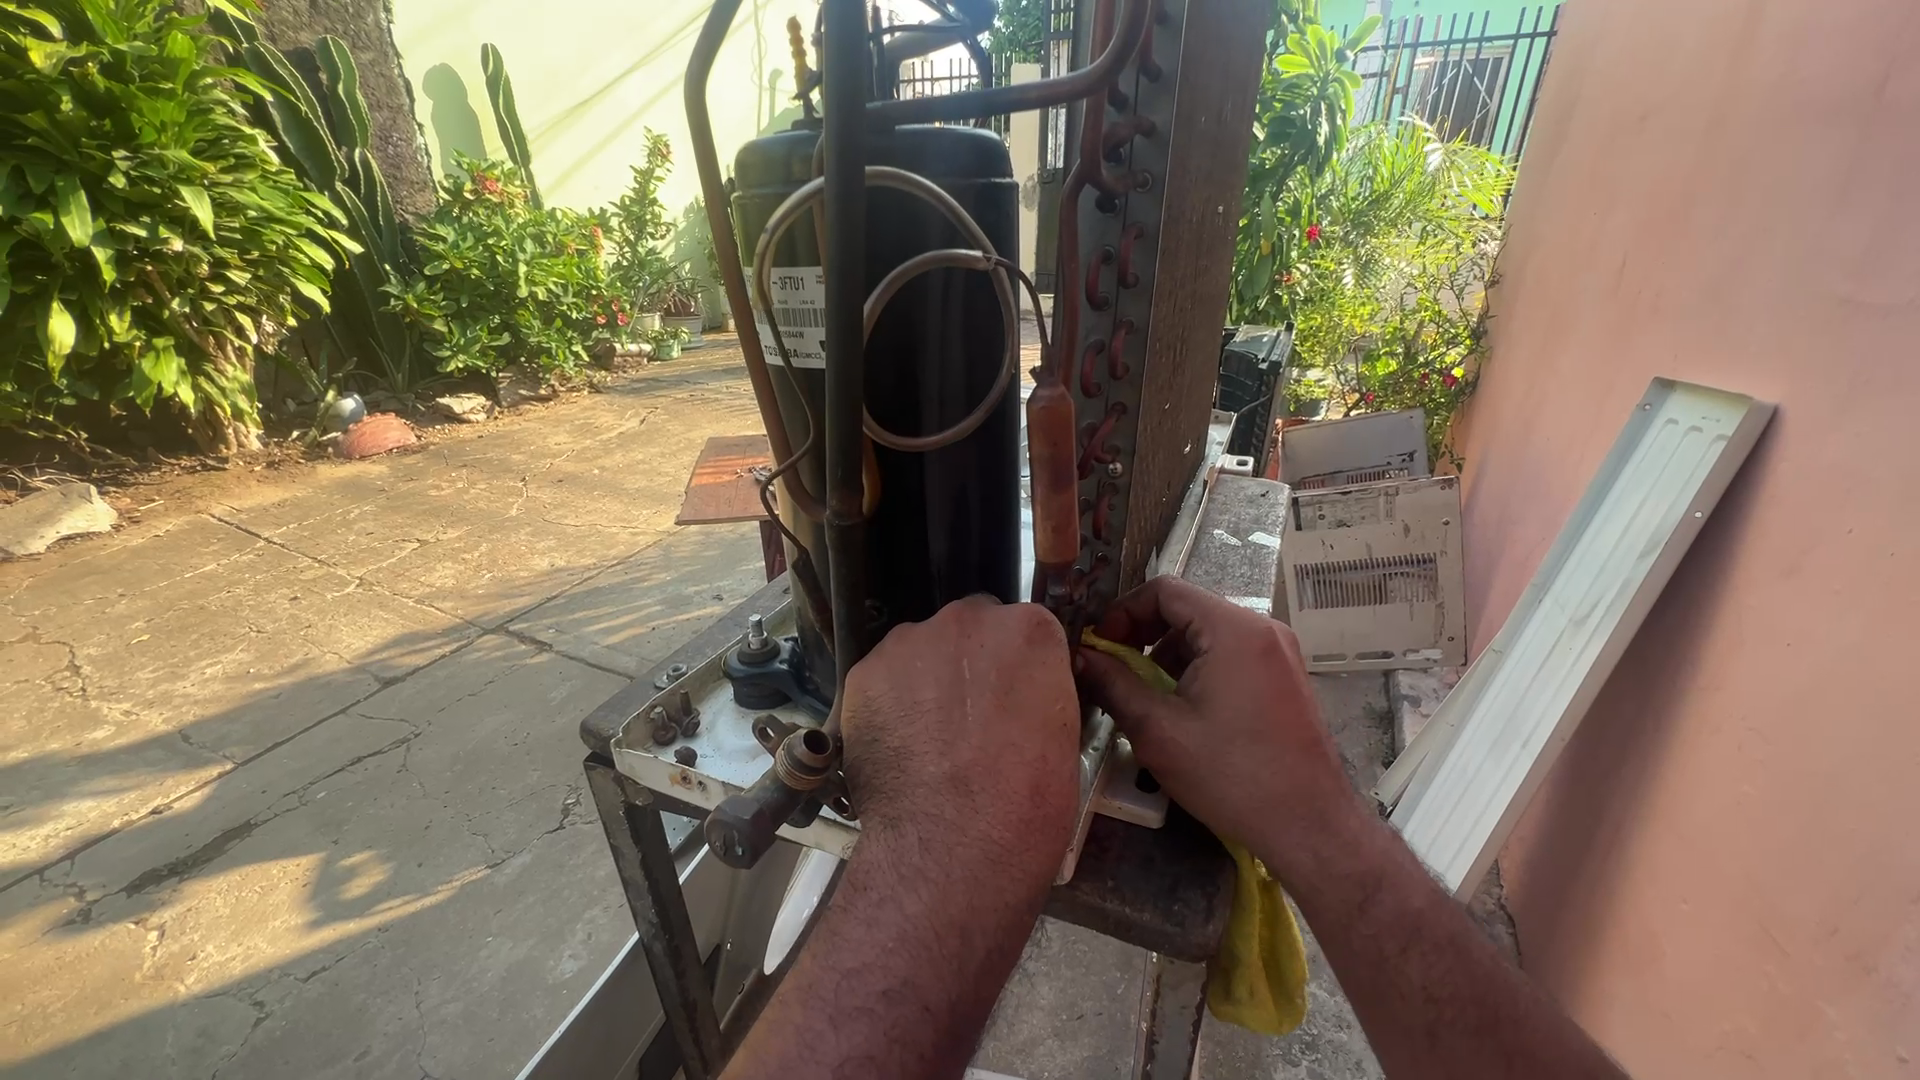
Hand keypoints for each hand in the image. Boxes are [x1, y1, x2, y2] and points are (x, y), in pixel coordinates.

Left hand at [839, 596, 1080, 887]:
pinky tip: (895, 745)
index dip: (1014, 669)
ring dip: (926, 679)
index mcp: (1030, 631)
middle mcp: (969, 619)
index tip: (1009, 700)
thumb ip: (1038, 694)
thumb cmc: (1028, 803)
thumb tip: (1019, 699)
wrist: (954, 845)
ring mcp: (911, 641)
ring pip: (921, 650)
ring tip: (925, 736)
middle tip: (967, 718)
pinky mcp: (866, 671)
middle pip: (970, 629)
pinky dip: (888, 703)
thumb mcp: (1062, 738)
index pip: (1024, 632)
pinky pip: (882, 679)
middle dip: (970, 663)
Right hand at [1073, 577, 1366, 879]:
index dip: (1123, 611)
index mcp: (1233, 629)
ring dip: (1165, 653)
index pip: (1165, 590)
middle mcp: (1261, 629)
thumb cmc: (1232, 775)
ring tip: (1142, 693)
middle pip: (1186, 608)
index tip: (1099, 645)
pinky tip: (1178, 706)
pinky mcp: (1282, 677)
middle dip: (1142, 633)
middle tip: (1112, 668)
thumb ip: (1113, 684)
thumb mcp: (1158, 730)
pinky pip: (1228, 653)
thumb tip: (1079, 657)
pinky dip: (1195, 667)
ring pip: (1206, 632)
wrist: (1310, 827)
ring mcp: (1277, 652)